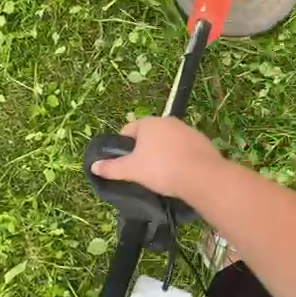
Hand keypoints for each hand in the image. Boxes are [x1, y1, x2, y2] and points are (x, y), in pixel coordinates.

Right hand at [92, 116, 232, 199]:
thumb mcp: (132, 170)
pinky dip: (179, 158)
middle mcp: (167, 121)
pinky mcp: (201, 141)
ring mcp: (186, 129)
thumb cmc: (160, 168)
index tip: (123, 164)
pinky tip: (179, 174)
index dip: (122, 147)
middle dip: (143, 150)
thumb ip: (112, 168)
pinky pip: (184, 149)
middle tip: (141, 171)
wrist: (201, 176)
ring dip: (162, 153)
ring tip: (160, 175)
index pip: (128, 130)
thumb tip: (94, 166)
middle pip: (148, 135)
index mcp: (148, 123)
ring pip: (167, 141)